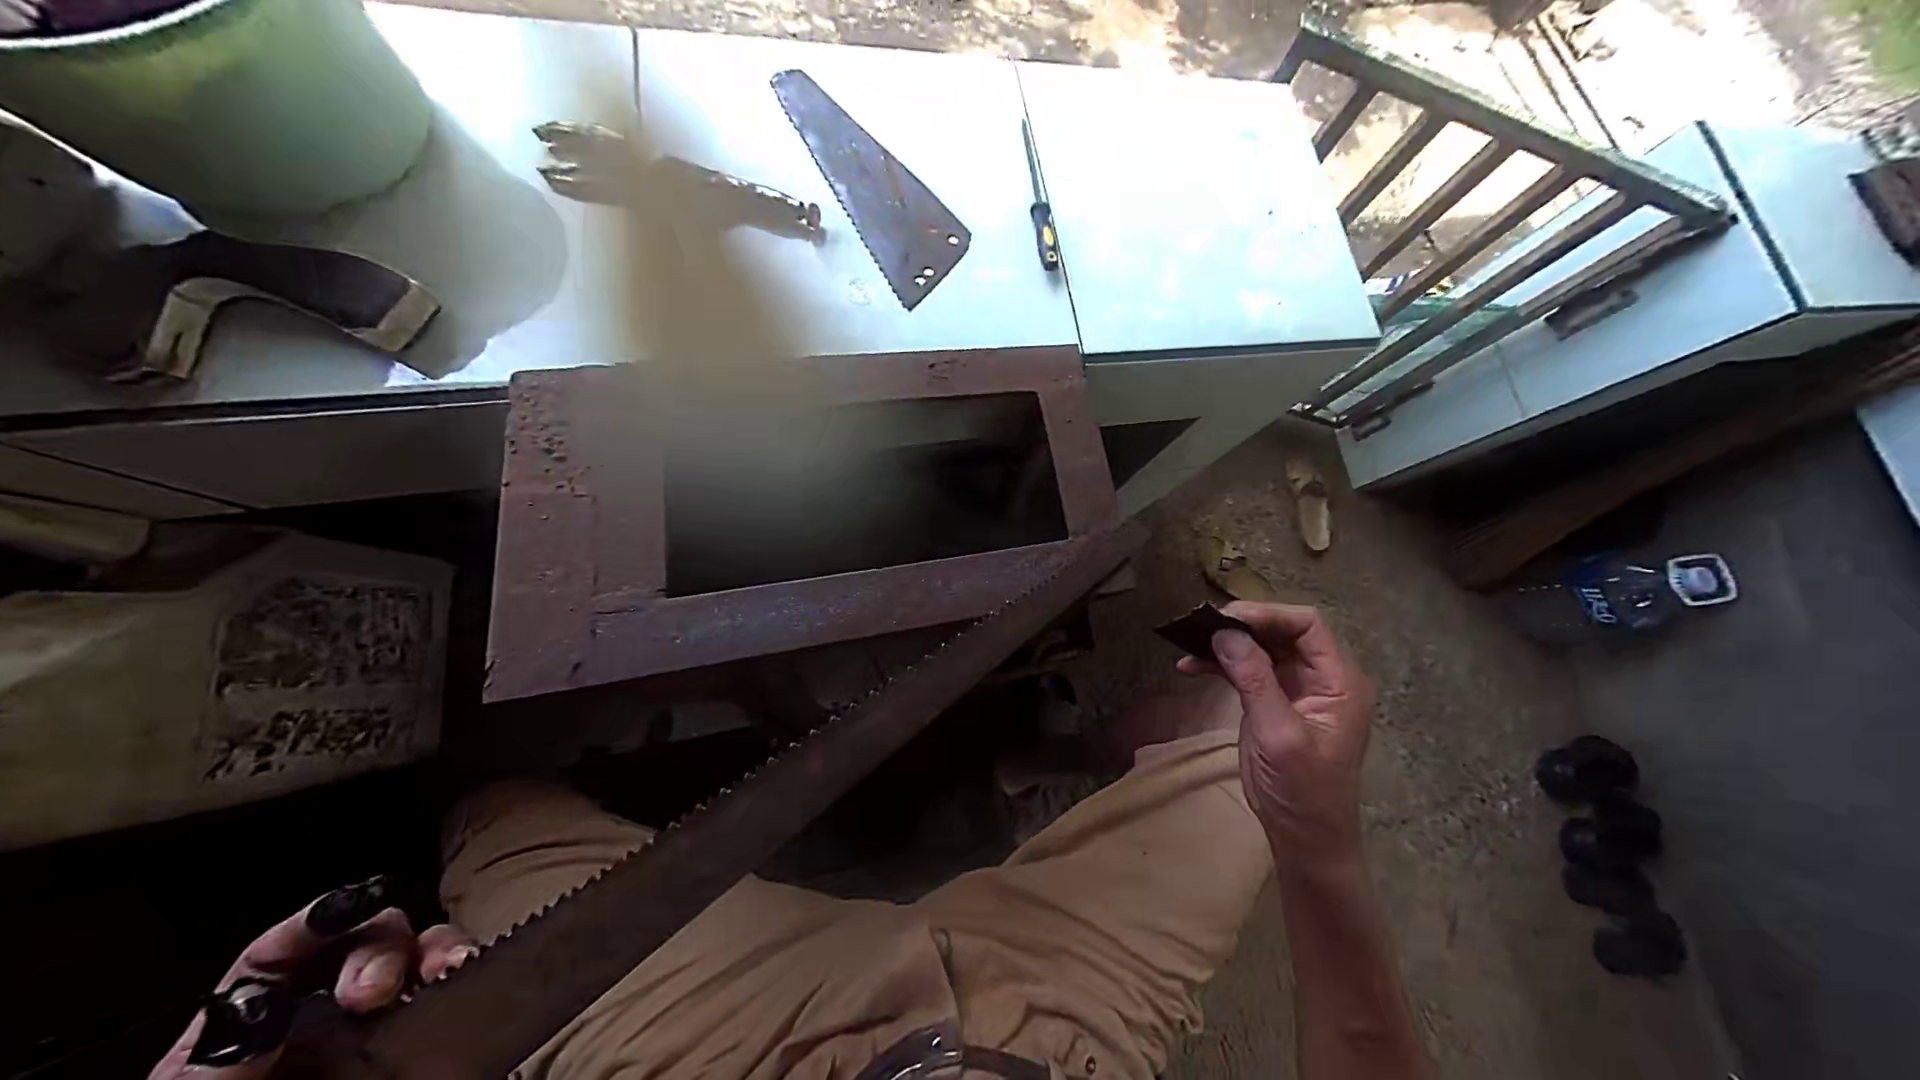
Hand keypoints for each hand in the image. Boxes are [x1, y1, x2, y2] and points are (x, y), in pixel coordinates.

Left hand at [149, 878, 477, 1079]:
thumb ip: (215, 1071)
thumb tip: (261, 1005)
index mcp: (250, 1037)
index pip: (279, 955)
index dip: (314, 921)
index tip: (343, 910)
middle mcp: (321, 1024)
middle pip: (364, 944)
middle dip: (384, 945)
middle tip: (379, 988)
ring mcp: (380, 1039)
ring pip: (423, 958)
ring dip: (440, 948)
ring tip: (450, 967)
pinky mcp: (430, 1053)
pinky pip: (459, 997)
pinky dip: (470, 977)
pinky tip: (469, 977)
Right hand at [1177, 602, 1375, 871]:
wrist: (1302, 836)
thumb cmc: (1302, 789)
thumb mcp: (1279, 733)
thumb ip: (1254, 680)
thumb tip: (1225, 634)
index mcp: (1339, 680)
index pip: (1307, 625)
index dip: (1267, 614)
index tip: (1226, 618)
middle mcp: (1321, 677)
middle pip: (1282, 631)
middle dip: (1242, 625)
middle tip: (1202, 626)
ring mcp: (1295, 688)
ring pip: (1260, 647)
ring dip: (1226, 643)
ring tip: (1190, 640)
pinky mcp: (1271, 700)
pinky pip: (1245, 668)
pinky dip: (1219, 664)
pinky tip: (1189, 665)